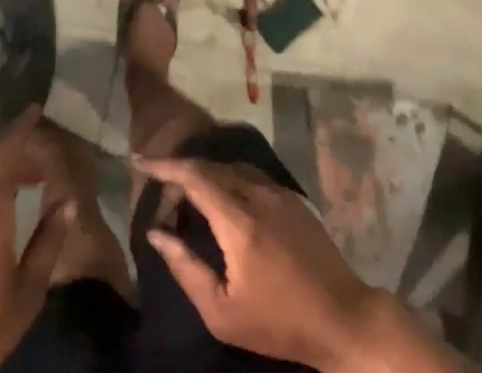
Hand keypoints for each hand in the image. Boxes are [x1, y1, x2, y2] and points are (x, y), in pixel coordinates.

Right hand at [136, 157, 381, 368]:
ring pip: (233, 168)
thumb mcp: (221, 310)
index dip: (163, 166)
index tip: (138, 161)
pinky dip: (228, 180)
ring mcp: (281, 195)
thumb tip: (156, 233)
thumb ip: (185, 267)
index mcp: (239, 221)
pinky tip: (221, 201)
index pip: (194, 176)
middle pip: (211, 167)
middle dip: (180, 172)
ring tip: (185, 197)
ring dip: (205, 174)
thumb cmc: (278, 321)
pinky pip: (252, 177)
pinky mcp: (294, 200)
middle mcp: (260, 196)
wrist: (342, 318)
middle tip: (159, 194)